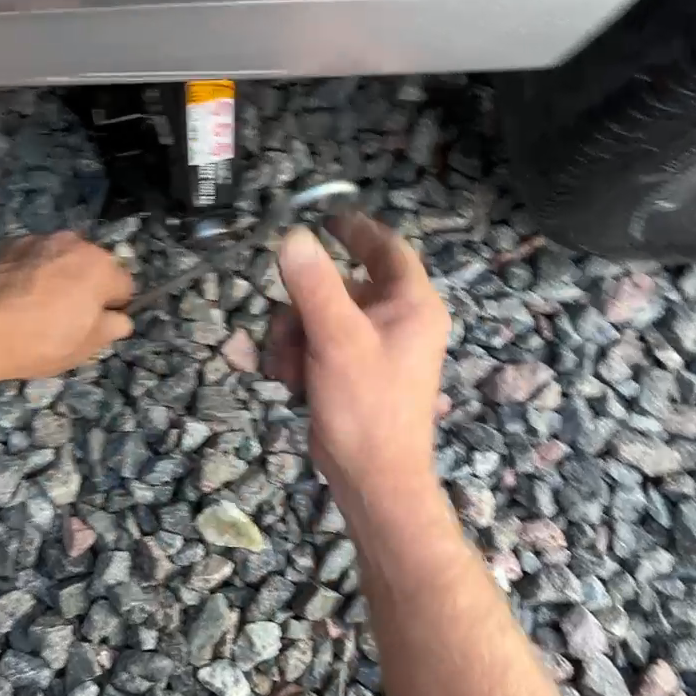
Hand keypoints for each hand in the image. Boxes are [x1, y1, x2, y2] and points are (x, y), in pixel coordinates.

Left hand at [0, 231, 134, 384]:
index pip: (124, 285)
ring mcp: (38, 239)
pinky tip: (16, 295)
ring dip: (58, 275)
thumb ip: (111, 328)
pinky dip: (31, 271)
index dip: (113, 307)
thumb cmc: (38, 341)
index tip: (96, 323)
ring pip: (60, 258)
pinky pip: (32, 257)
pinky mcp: (8, 243)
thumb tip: (120, 319)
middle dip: (86, 286)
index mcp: (100, 267)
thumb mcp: (84, 347)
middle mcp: (73, 243)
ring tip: (37, 304)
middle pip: (92, 266)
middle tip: (66, 315)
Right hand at [266, 214, 450, 492]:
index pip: (387, 249)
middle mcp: (398, 320)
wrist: (371, 477)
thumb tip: (292, 236)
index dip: (355, 230)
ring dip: (293, 337)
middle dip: (302, 307)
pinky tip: (290, 380)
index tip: (322, 218)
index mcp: (412, 305)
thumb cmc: (365, 405)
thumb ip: (314, 285)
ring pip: (319, 316)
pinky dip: (298, 357)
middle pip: (339, 286)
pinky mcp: (353, 370)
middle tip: (284, 329)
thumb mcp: (336, 339)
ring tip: (286, 368)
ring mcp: (374, 347)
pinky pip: (317, 343)